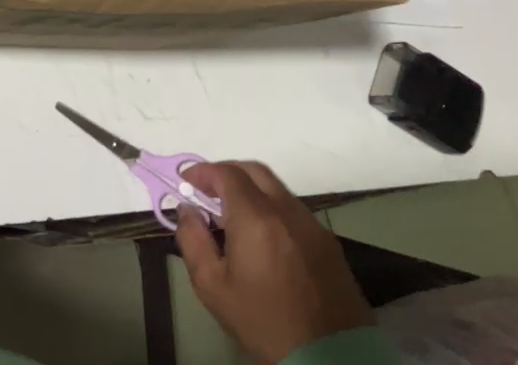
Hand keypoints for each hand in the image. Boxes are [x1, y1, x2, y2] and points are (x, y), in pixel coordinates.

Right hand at [175, 161, 373, 364]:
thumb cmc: (264, 322)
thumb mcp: (212, 285)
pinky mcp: (331, 247)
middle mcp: (289, 214)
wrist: (333, 361)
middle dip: (226, 172)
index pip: (226, 174)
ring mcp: (315, 229)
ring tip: (233, 216)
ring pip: (278, 191)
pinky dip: (272, 209)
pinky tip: (262, 237)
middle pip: (256, 171)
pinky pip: (295, 212)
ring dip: (251, 191)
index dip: (201, 171)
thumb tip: (188, 211)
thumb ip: (192, 240)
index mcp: (258, 219)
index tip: (184, 182)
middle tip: (207, 190)